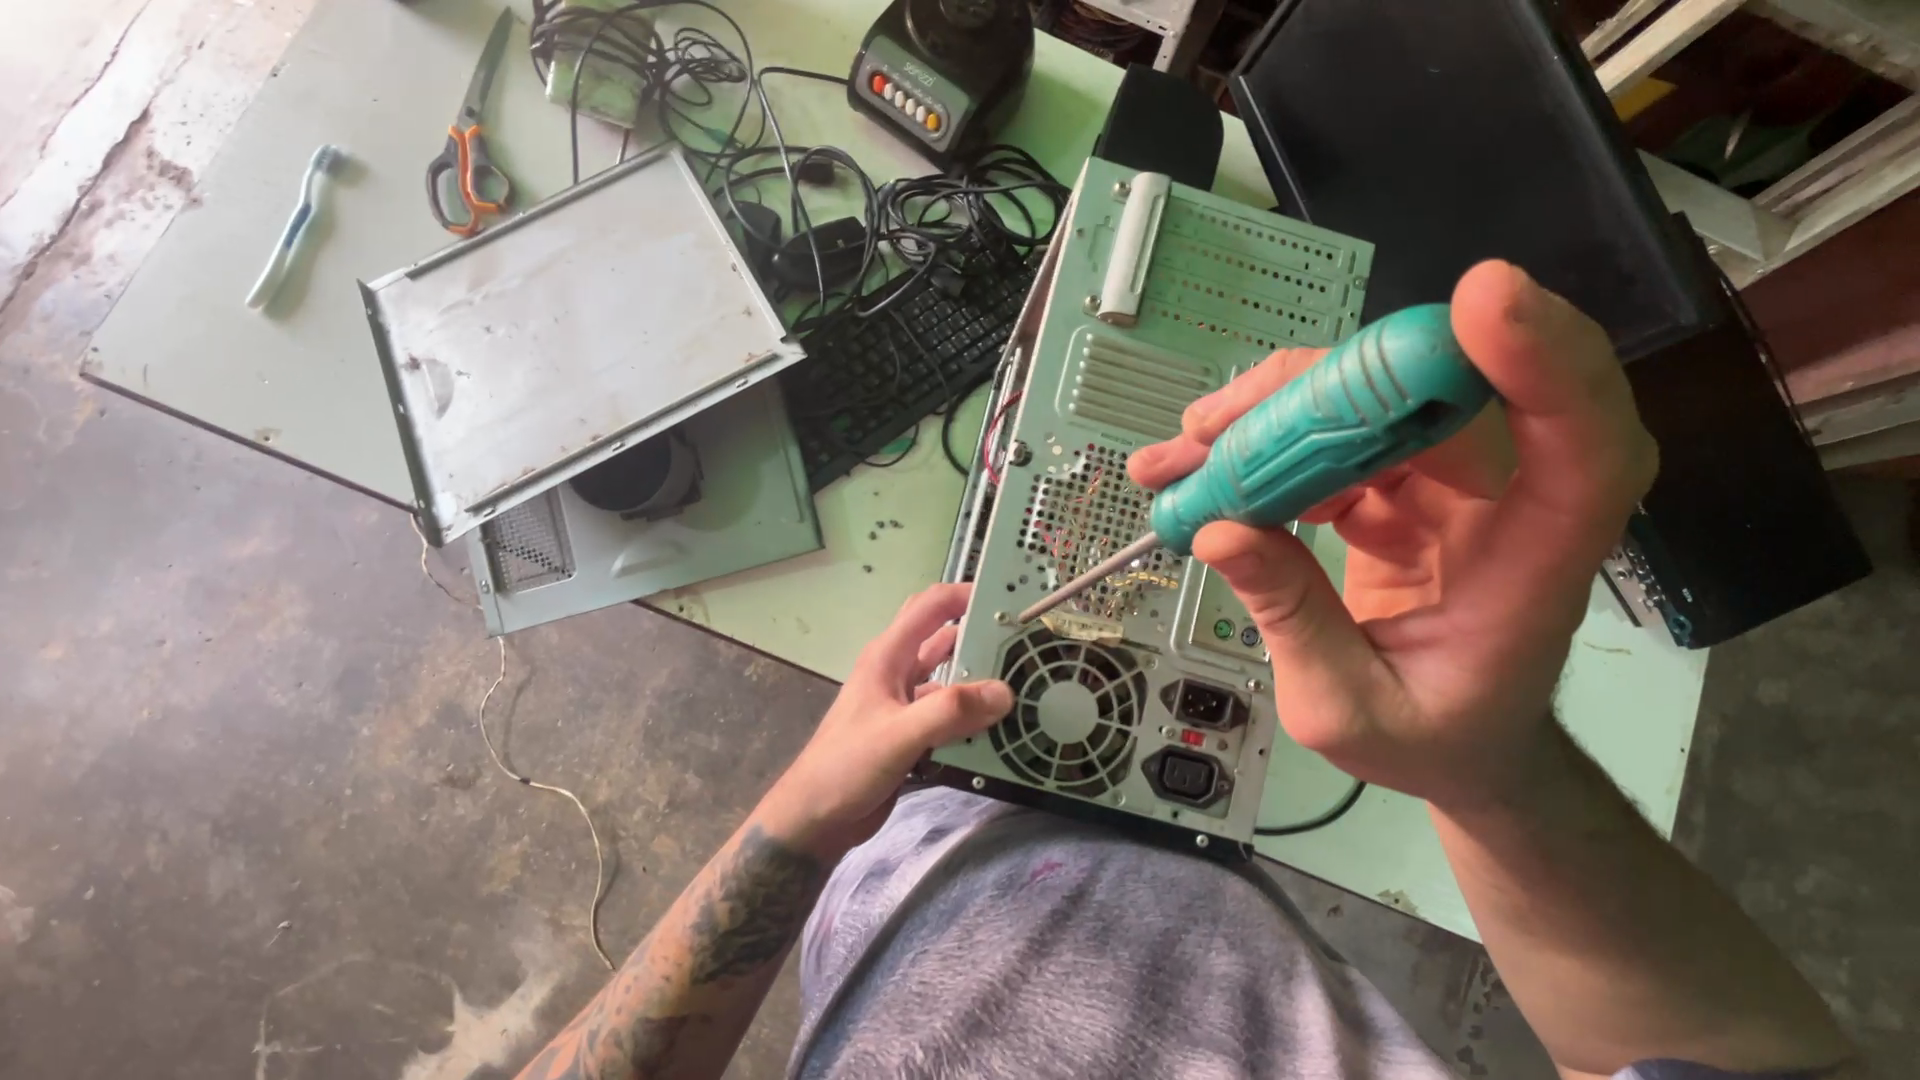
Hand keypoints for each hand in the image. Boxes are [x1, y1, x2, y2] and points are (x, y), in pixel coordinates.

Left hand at [754, 583, 1013, 855]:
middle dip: (979, 635)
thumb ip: (951, 712)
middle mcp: (897, 672)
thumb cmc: (847, 766)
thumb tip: (1003, 693)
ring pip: (949, 680)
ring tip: (1022, 683)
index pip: (932, 606)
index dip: (966, 594)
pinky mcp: (911, 733)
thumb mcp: (900, 734)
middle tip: (1022, 642)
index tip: (1008, 600)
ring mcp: (903, 703)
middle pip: (943, 639)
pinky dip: (971, 717)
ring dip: (978, 680)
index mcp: (888, 656)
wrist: (815, 818)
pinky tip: (998, 728)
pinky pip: (948, 715)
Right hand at [1128, 261, 1656, 809]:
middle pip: (1426, 399)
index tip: (1483, 296)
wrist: (1456, 748)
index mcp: (1531, 561)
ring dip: (1263, 421)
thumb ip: (1293, 621)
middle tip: (1208, 429)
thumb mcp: (1346, 708)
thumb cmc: (1432, 741)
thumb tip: (1220, 531)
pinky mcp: (1398, 488)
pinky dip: (1259, 454)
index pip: (1579, 441)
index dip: (1544, 359)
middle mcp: (1500, 499)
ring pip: (1364, 407)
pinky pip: (1329, 443)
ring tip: (1176, 457)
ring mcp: (1446, 486)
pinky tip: (1194, 476)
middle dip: (1310, 396)